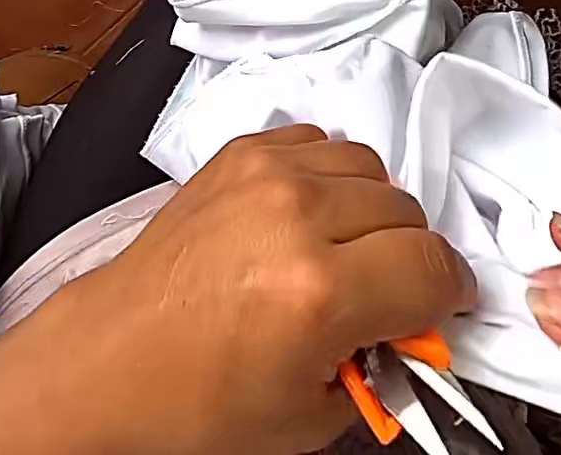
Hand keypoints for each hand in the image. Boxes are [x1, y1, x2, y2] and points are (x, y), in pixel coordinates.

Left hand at [0, 126, 474, 454]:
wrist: (109, 359)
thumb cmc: (203, 406)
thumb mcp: (311, 417)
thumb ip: (386, 362)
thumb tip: (423, 317)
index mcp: (318, 293)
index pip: (432, 265)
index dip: (451, 287)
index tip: (445, 297)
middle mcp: (300, 215)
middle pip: (408, 212)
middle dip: (408, 254)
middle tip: (380, 284)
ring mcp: (271, 171)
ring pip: (373, 168)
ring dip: (372, 209)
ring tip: (340, 243)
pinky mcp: (247, 149)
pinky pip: (326, 142)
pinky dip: (331, 176)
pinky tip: (304, 211)